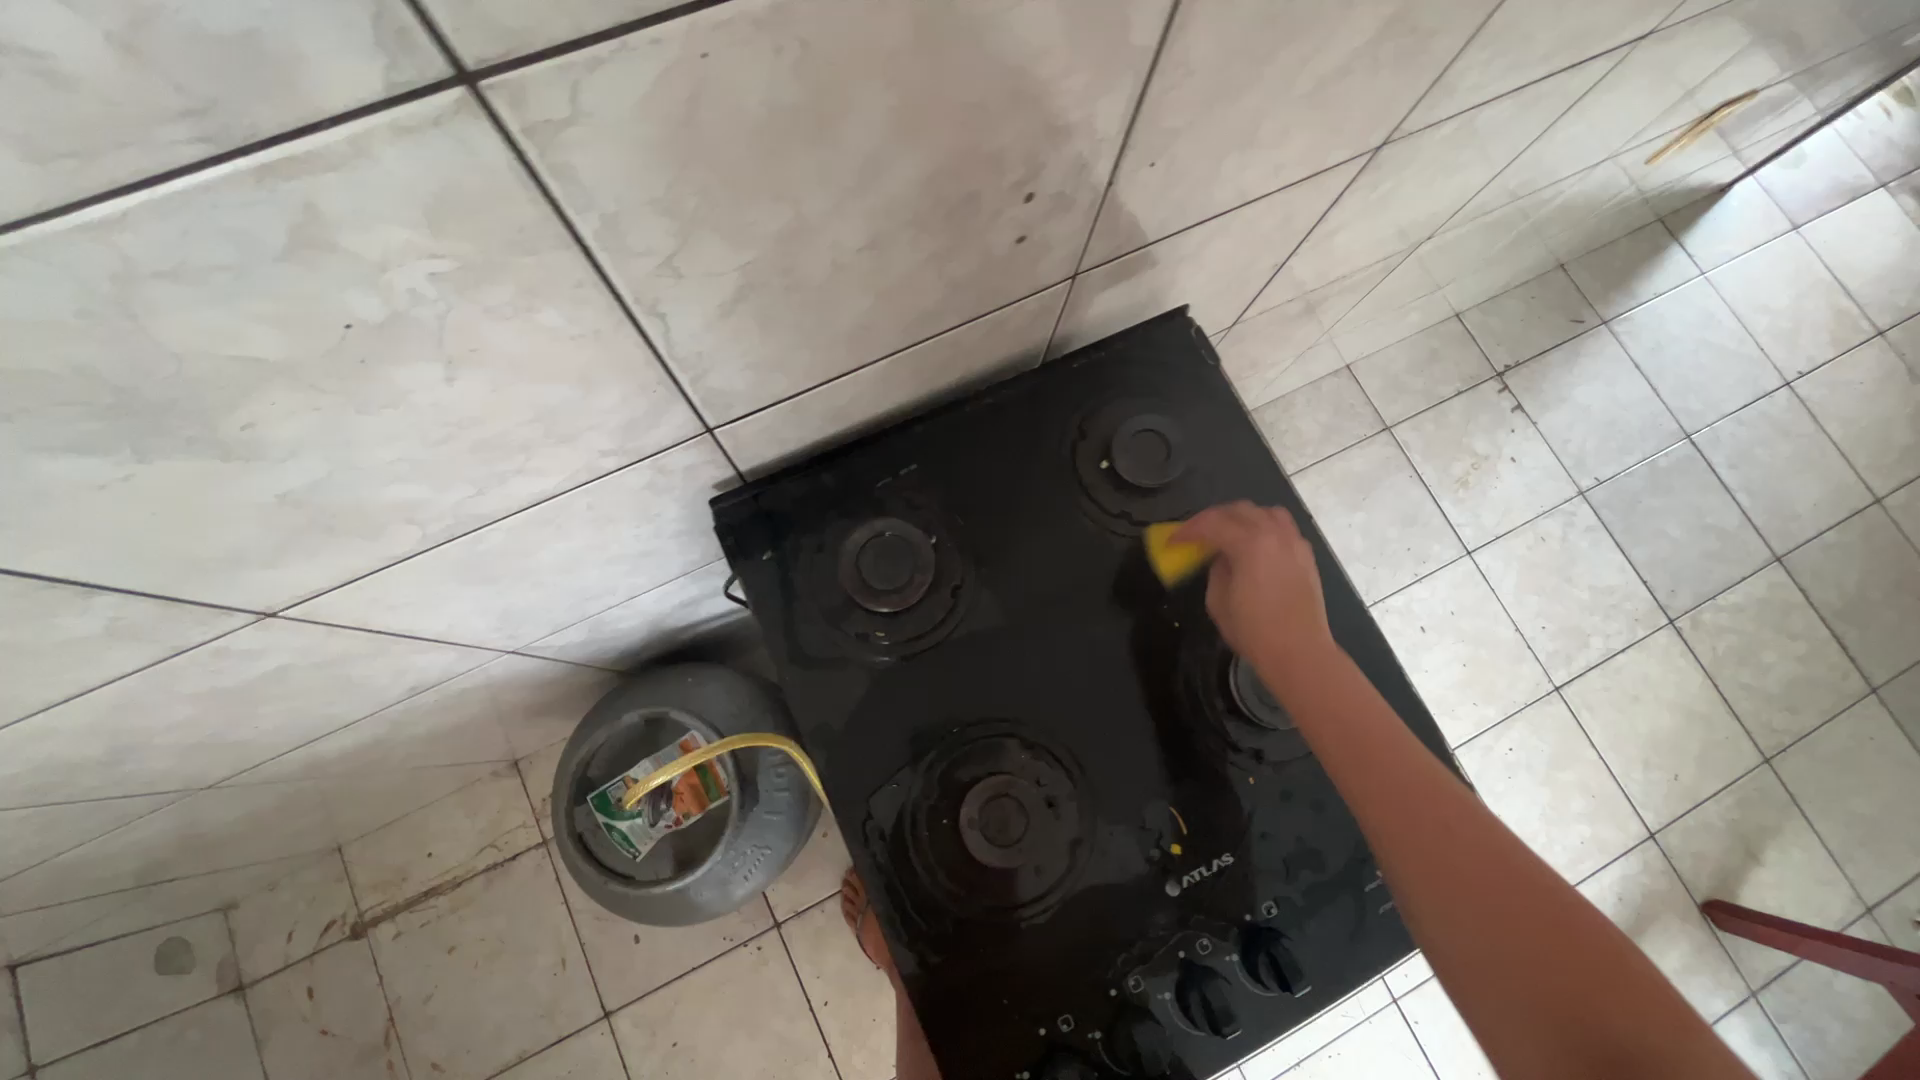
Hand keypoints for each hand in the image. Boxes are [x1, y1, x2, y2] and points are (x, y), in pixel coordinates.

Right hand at [1173, 502, 1332, 675]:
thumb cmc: (1253, 630)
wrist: (1299, 651)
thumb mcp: (1218, 601)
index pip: (1212, 524)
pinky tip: (1255, 546)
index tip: (1173, 541)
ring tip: (1227, 533)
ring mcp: (1294, 542)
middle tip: (1196, 535)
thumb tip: (1222, 558)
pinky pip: (1282, 528)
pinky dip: (1264, 528)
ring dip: (1241, 517)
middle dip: (1212, 518)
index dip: (1187, 530)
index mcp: (1250, 544)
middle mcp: (1274, 534)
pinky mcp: (1306, 555)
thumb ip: (1216, 570)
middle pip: (1238, 510)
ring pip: (1265, 512)